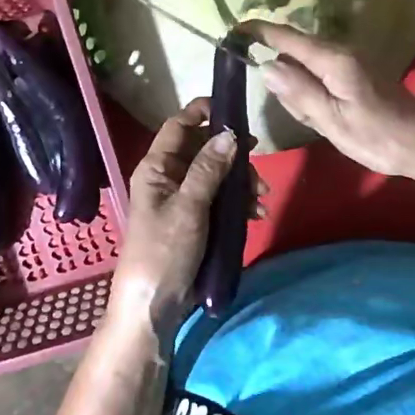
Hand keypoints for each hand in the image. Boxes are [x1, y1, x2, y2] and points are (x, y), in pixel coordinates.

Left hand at [113, 99, 265, 327]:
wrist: (154, 304)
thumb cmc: (164, 250)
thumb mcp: (189, 207)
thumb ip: (208, 169)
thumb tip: (228, 134)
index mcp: (156, 167)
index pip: (178, 126)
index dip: (201, 113)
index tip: (233, 110)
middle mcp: (167, 177)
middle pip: (202, 149)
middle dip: (231, 154)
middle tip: (258, 161)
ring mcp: (181, 199)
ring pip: (215, 174)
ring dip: (239, 181)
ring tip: (260, 197)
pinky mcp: (194, 219)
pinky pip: (219, 199)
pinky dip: (237, 202)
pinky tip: (255, 214)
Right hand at [248, 20, 414, 179]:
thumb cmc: (378, 137)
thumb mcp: (331, 120)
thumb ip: (298, 92)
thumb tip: (266, 65)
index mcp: (333, 60)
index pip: (286, 37)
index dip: (258, 31)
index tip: (232, 31)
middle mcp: (340, 53)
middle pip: (293, 51)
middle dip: (280, 73)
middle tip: (295, 111)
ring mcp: (348, 63)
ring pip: (304, 65)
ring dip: (297, 88)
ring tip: (315, 120)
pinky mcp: (353, 75)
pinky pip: (318, 75)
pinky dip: (310, 93)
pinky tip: (323, 116)